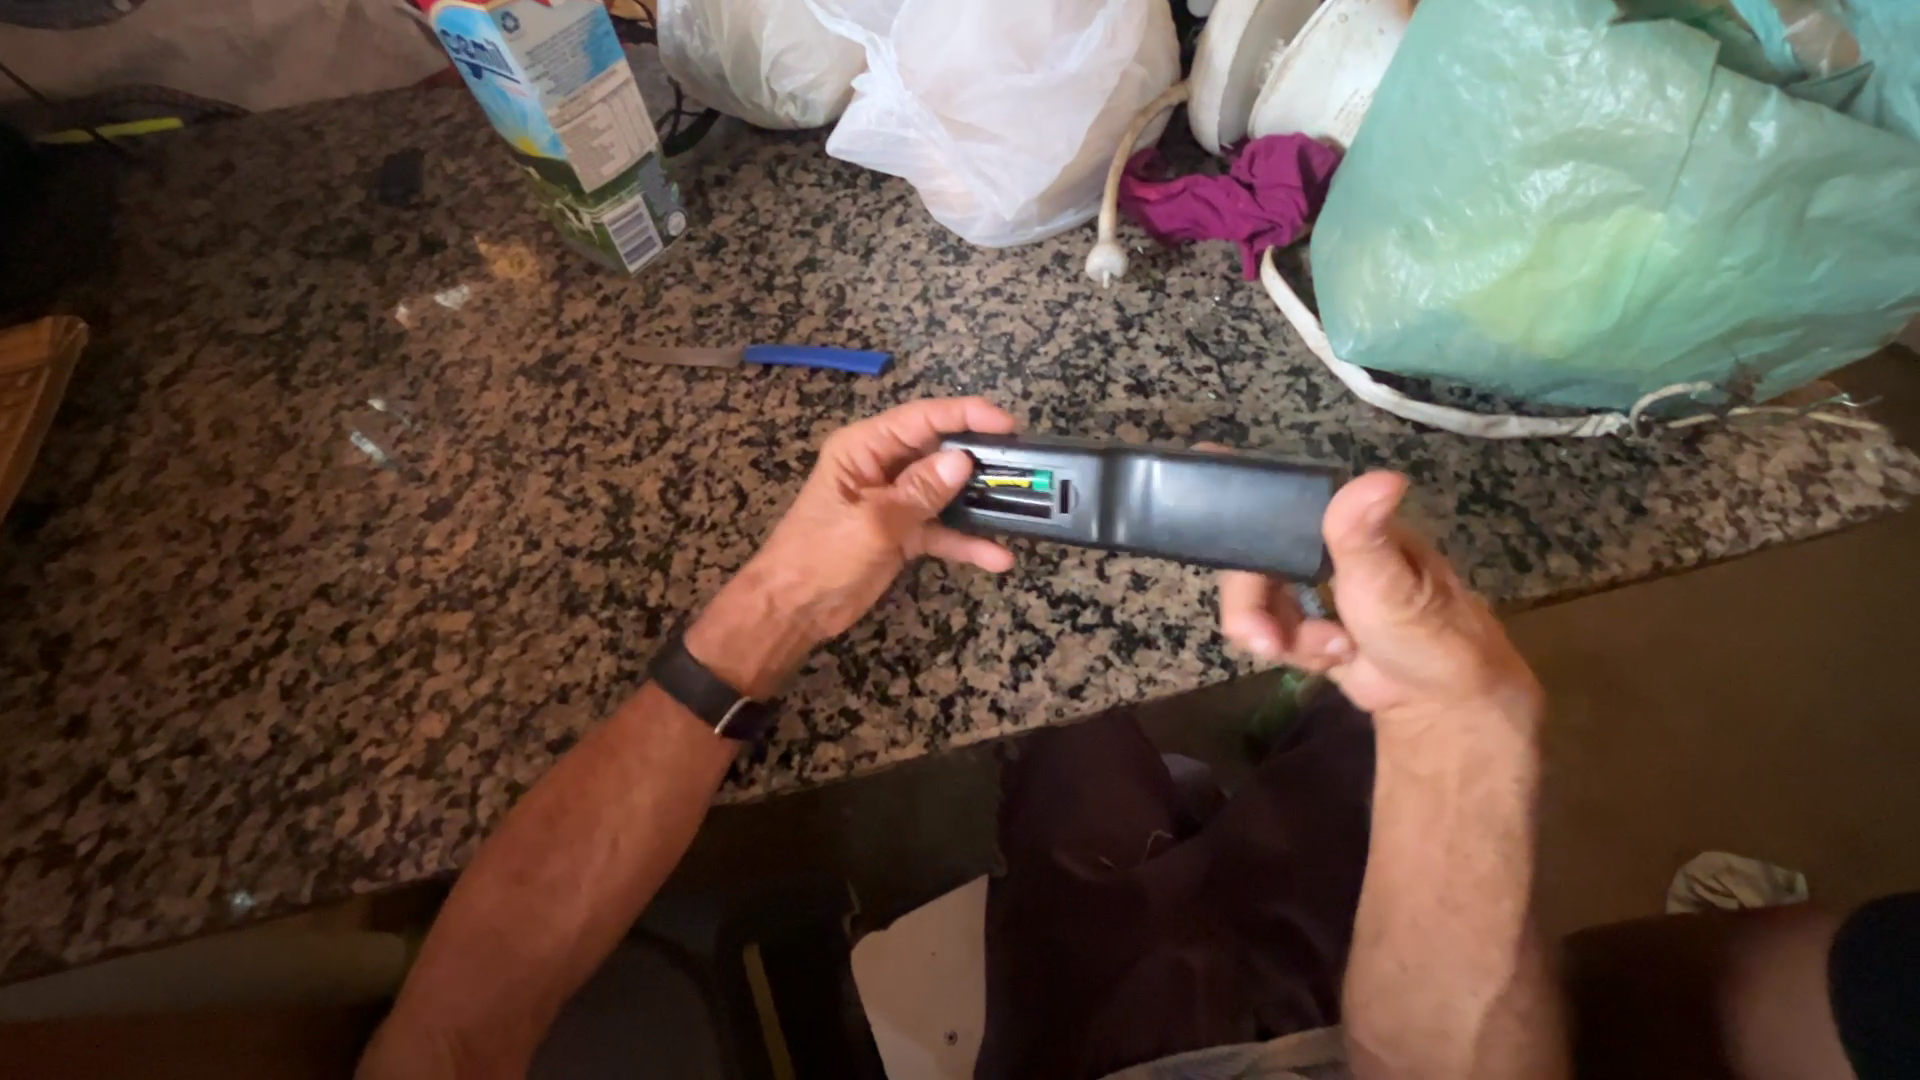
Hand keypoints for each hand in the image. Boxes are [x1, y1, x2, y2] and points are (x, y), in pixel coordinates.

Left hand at [686, 397, 1018, 696]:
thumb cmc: (820, 556)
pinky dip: (967, 542)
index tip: (1008, 424)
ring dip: (981, 502)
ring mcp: (896, 500)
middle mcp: (883, 466)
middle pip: (940, 451)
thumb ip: (919, 491)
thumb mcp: (872, 523)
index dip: (966, 415)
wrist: (794, 610)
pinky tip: (997, 557)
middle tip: (1025, 465)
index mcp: (864, 448)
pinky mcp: (905, 532)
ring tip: (1022, 508)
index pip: (921, 419)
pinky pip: (943, 530)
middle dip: (981, 458)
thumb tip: (963, 460)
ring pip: (948, 491)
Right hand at [1218, 471, 1541, 729]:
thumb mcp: (1389, 579)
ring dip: (1276, 633)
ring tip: (1326, 653)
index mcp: (1337, 522)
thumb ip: (1363, 532)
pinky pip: (1268, 630)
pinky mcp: (1300, 623)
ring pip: (1252, 600)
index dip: (1228, 508)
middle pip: (1247, 562)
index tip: (1192, 520)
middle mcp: (1315, 546)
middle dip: (1248, 604)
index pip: (1267, 503)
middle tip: (1258, 640)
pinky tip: (1332, 658)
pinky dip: (1293, 650)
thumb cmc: (1425, 628)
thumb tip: (1383, 477)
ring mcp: (1305, 587)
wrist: (1441, 700)